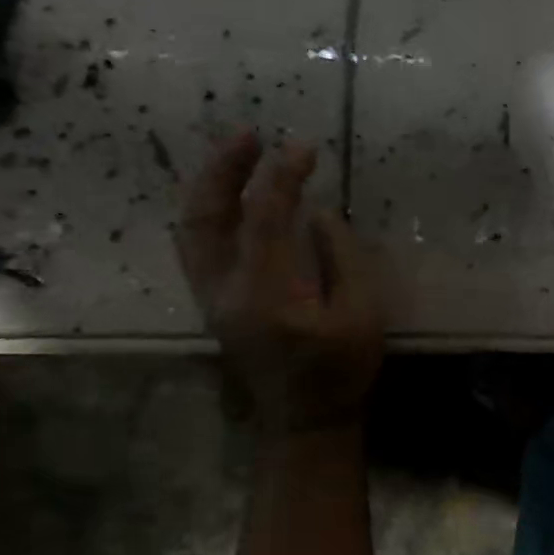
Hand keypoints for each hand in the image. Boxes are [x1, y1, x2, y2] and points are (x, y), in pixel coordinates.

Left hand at [177, 132, 383, 434]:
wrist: (305, 419)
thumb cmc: (342, 369)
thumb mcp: (361, 313)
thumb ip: (342, 258)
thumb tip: (319, 215)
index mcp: (267, 294)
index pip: (265, 218)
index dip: (283, 177)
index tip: (305, 148)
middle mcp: (226, 291)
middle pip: (205, 218)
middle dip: (223, 170)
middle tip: (251, 134)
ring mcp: (213, 298)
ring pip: (192, 229)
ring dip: (211, 186)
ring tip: (238, 154)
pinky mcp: (215, 302)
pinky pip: (198, 244)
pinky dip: (210, 210)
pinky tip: (232, 195)